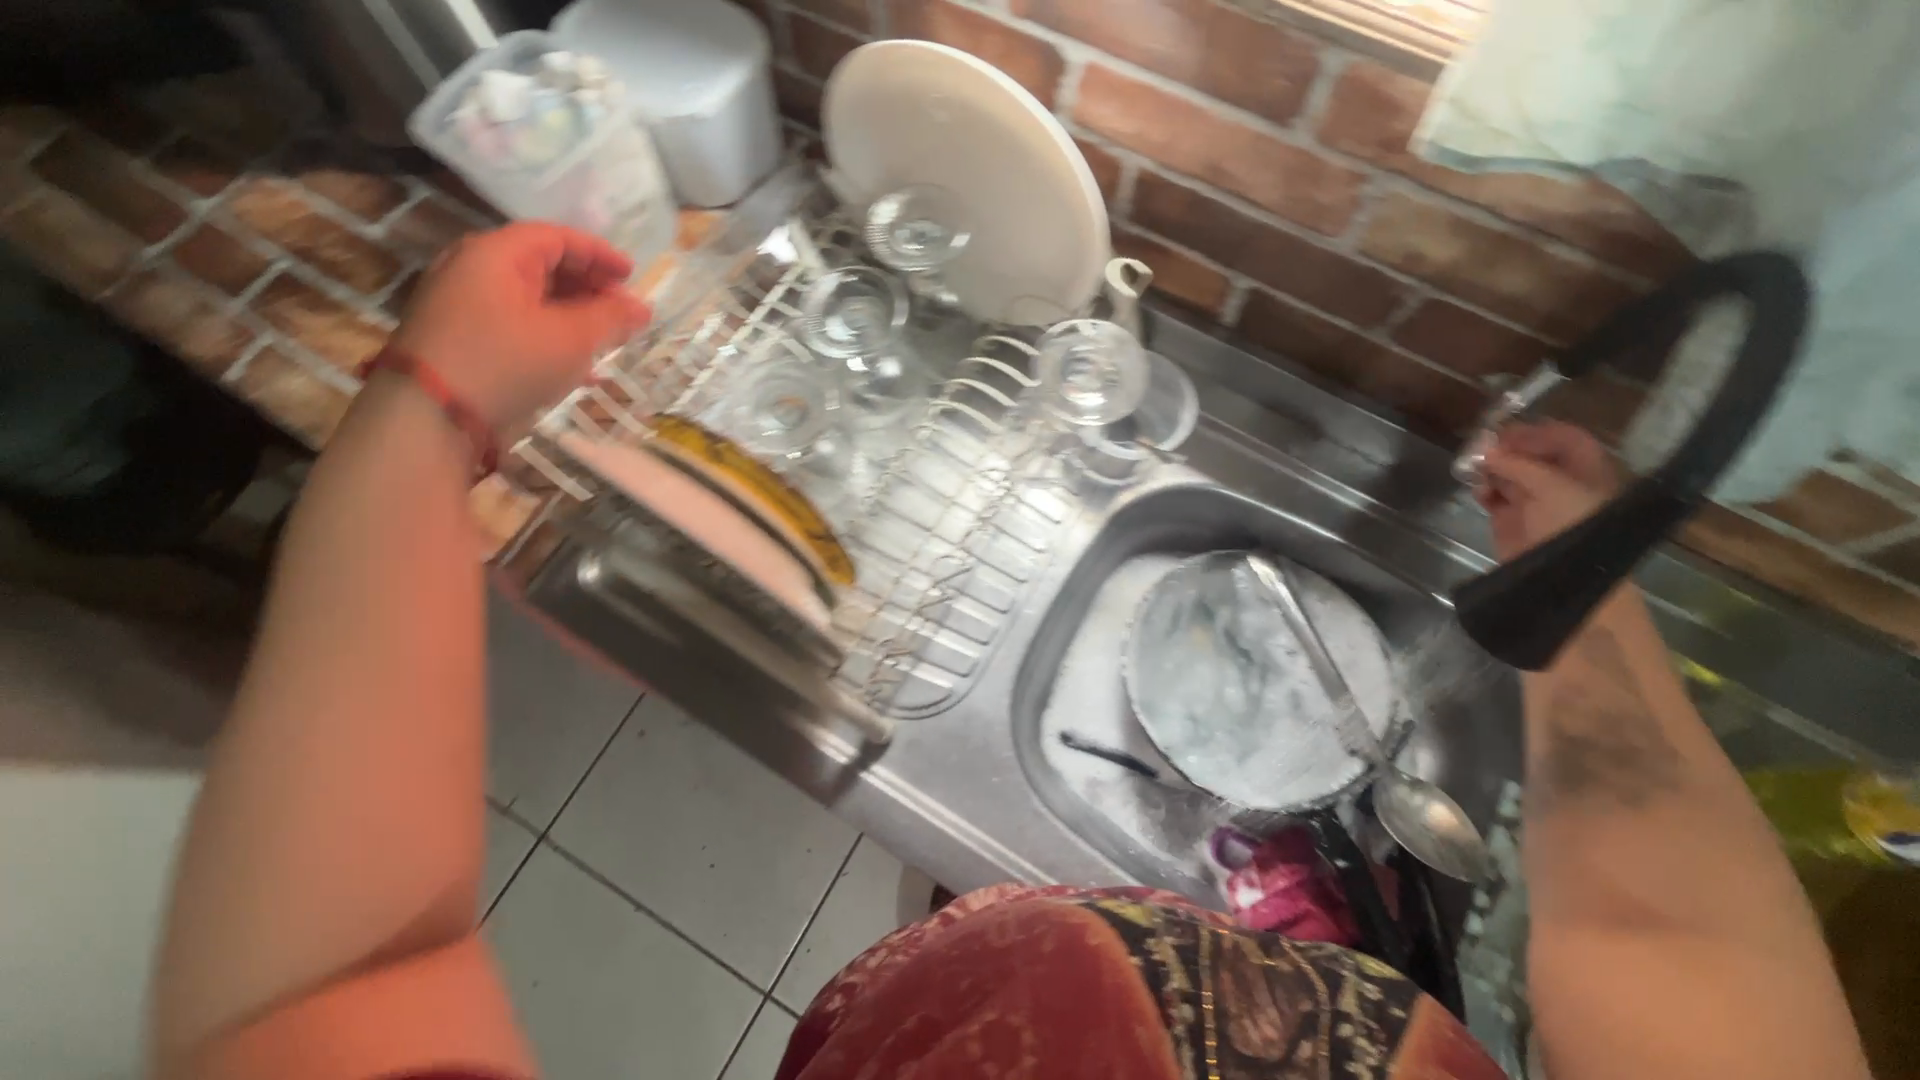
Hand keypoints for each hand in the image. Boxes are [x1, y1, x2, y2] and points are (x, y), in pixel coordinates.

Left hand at [388, 223, 651, 431]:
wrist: (430, 415)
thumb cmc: (506, 362)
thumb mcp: (571, 338)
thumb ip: (611, 317)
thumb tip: (641, 307)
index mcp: (496, 254)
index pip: (556, 237)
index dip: (599, 254)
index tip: (632, 275)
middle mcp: (472, 269)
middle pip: (541, 265)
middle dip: (587, 286)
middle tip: (621, 310)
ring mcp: (461, 305)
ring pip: (529, 299)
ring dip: (572, 314)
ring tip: (605, 339)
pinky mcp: (459, 340)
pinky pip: (515, 325)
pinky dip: (549, 335)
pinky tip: (575, 367)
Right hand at [1475, 421, 1620, 560]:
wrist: (1560, 575)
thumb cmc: (1570, 522)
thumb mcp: (1551, 485)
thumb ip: (1517, 463)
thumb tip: (1485, 449)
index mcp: (1585, 470)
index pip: (1563, 438)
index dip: (1536, 431)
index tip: (1505, 431)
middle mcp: (1561, 482)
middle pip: (1532, 454)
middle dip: (1506, 449)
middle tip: (1480, 448)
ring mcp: (1535, 501)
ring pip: (1509, 473)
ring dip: (1491, 469)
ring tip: (1476, 471)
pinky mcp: (1511, 519)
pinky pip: (1494, 496)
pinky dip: (1483, 491)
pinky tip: (1478, 492)